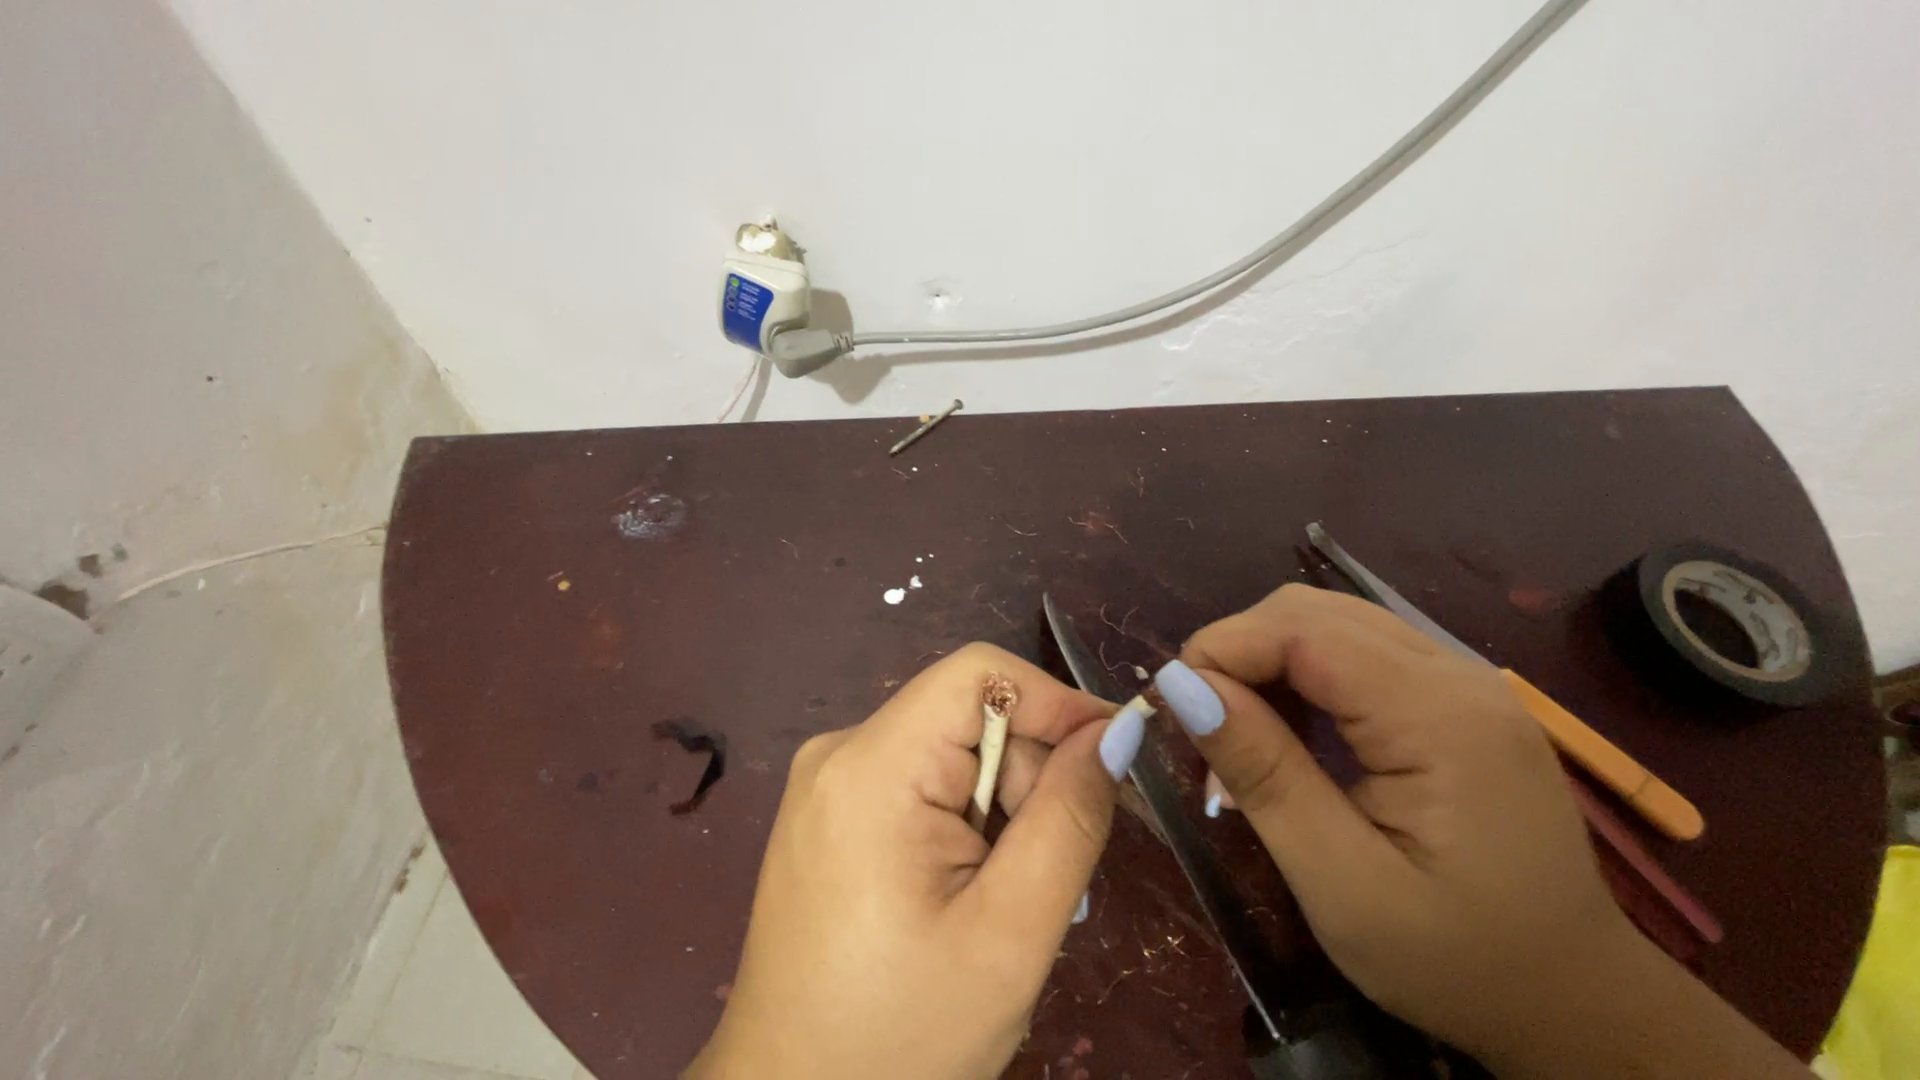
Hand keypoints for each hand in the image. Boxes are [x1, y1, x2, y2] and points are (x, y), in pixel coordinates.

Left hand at [687, 643, 1147, 1079]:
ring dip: (1001, 809)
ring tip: (1009, 898)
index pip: (979, 673)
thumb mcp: (1010, 933)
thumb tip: (1118, 728)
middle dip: (1027, 776)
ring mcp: (828, 784)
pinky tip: (969, 894)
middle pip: (967, 716)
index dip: (1055, 701)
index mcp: (870, 765)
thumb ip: (1069, 818)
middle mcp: (839, 753)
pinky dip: (965, 825)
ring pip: (950, 754)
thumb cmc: (899, 1036)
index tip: (1115, 758)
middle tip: (1053, 870)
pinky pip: (920, 786)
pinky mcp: (829, 816)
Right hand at [1152, 584, 1630, 1061]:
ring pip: (1332, 623)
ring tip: (1243, 742)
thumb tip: (1181, 685)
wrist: (1575, 1004)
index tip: (1175, 715)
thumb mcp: (1338, 880)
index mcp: (1437, 715)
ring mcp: (1466, 683)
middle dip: (1238, 655)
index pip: (1300, 628)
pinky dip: (1304, 678)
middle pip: (1313, 611)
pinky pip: (1360, 653)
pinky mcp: (1459, 700)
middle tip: (1207, 738)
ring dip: (1268, 664)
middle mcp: (1457, 674)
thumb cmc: (1453, 959)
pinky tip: (1294, 738)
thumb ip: (1263, 771)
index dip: (1222, 650)